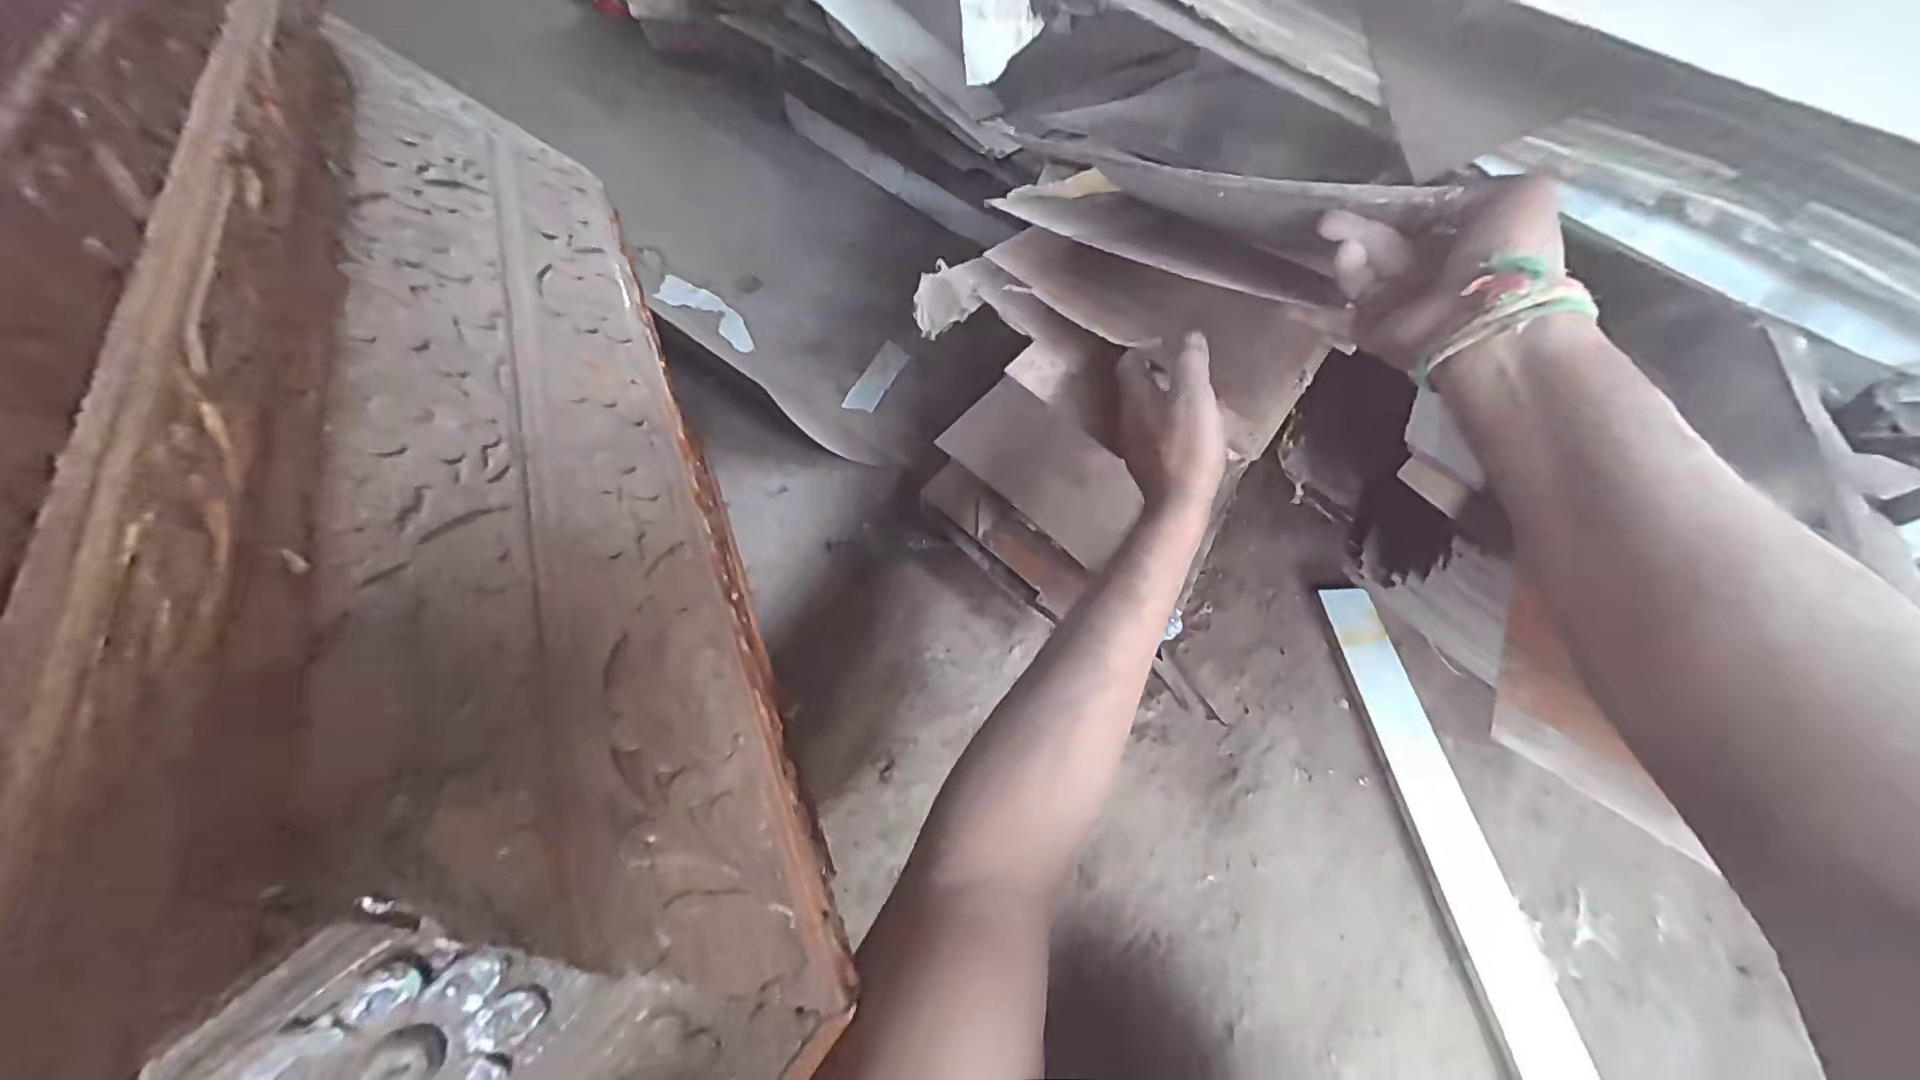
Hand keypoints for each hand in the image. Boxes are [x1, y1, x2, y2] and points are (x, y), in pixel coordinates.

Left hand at [1117, 331, 1224, 517]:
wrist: (1178, 504)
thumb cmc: (1188, 447)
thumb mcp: (1194, 397)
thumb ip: (1189, 363)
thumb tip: (1188, 337)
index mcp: (1134, 399)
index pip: (1129, 363)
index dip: (1147, 349)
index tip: (1170, 345)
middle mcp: (1127, 419)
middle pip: (1136, 387)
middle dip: (1159, 374)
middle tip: (1187, 370)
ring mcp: (1134, 444)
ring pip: (1147, 411)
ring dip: (1167, 400)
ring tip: (1195, 398)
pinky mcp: (1147, 465)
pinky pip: (1156, 433)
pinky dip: (1170, 423)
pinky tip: (1192, 430)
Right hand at [1317, 175, 1565, 371]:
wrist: (1485, 322)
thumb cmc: (1508, 256)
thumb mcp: (1519, 196)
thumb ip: (1482, 187)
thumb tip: (1447, 190)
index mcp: (1462, 240)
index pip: (1417, 218)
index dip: (1390, 205)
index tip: (1367, 196)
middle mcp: (1429, 272)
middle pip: (1381, 244)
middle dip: (1356, 229)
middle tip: (1328, 221)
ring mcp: (1398, 305)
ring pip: (1360, 276)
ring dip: (1348, 261)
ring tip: (1345, 250)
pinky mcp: (1373, 332)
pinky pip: (1337, 321)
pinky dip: (1313, 316)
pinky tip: (1290, 307)